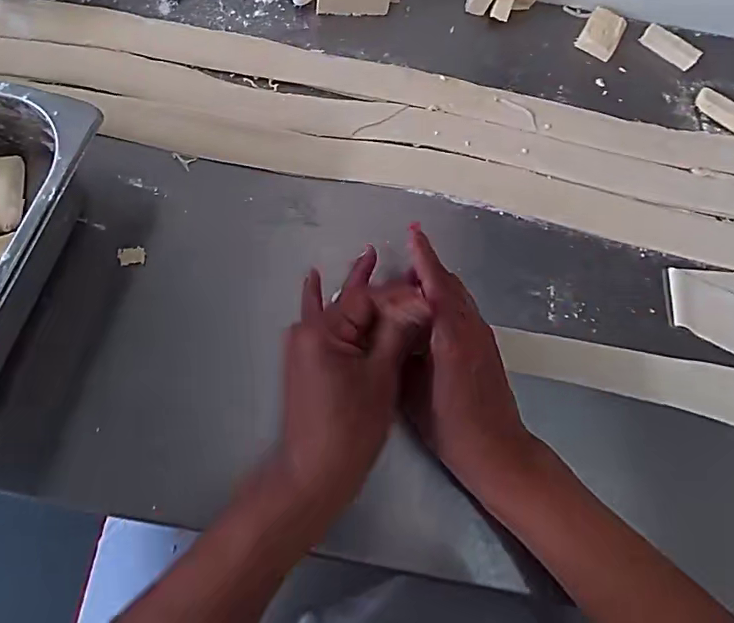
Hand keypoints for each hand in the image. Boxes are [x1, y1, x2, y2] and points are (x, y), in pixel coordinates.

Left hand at [275, 246, 429, 515]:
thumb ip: (396, 332)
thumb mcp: (380, 377)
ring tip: (370, 256)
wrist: (312, 477)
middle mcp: (308, 330)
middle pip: (354, 301)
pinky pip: (316, 321)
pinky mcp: (306, 359)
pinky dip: (320, 300)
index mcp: (324, 330)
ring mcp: (304, 344)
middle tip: (410, 271)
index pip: (369, 298)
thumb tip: (421, 299)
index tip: (429, 294)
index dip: (401, 295)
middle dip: (381, 287)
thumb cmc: (350, 429)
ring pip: (339, 309)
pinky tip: (315, 277)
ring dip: (358, 290)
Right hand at [393, 224, 538, 490]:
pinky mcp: (486, 346)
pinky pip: (463, 310)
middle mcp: (471, 326)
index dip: (423, 256)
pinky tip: (430, 314)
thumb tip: (393, 324)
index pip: (436, 283)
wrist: (498, 451)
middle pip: (449, 284)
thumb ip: (405, 351)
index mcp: (452, 333)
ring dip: (437, 283)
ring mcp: (482, 335)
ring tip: (411, 283)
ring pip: (458, 296)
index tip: (413, 232)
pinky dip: (446, 301)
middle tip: (401, 261)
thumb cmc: (452, 427)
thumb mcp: (414, 392)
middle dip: (427, 267)